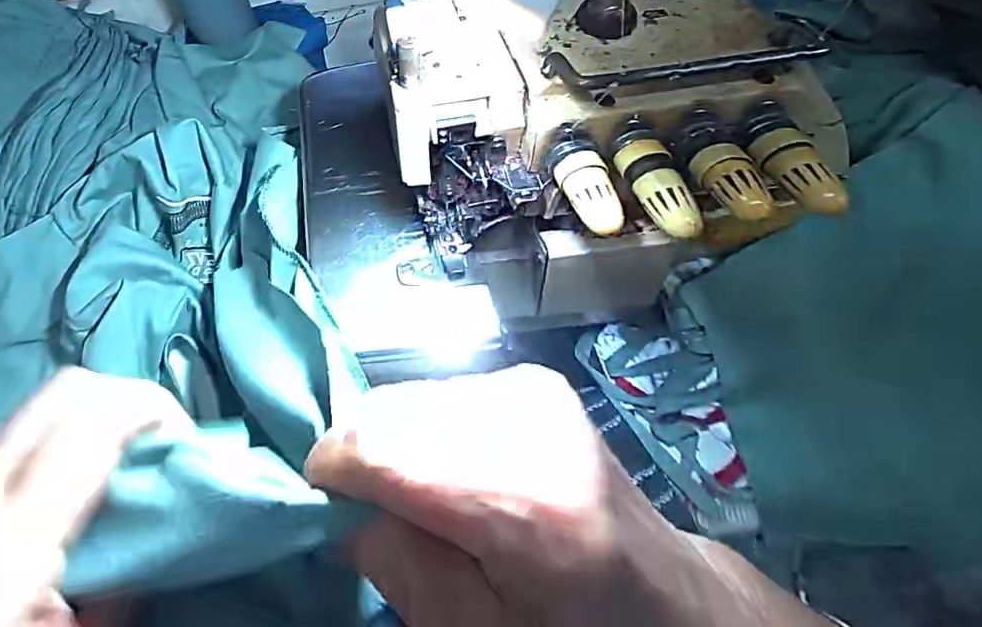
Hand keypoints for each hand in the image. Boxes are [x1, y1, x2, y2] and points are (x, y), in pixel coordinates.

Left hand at [0, 369, 188, 626]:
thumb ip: (112, 591)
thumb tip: (143, 526)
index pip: (89, 424)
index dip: (151, 409)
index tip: (185, 436)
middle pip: (60, 397)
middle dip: (123, 402)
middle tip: (159, 440)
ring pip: (25, 427)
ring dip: (81, 435)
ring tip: (112, 478)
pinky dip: (38, 471)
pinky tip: (50, 517)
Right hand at [305, 365, 828, 626]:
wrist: (670, 603)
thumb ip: (393, 558)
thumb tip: (327, 496)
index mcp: (531, 501)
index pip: (386, 450)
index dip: (332, 470)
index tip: (312, 500)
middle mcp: (531, 418)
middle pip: (390, 412)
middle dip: (356, 455)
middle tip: (358, 508)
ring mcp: (532, 388)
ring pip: (406, 395)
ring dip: (385, 439)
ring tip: (405, 492)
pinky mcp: (529, 378)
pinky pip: (436, 392)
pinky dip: (416, 427)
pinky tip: (439, 468)